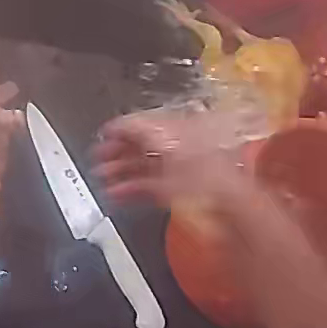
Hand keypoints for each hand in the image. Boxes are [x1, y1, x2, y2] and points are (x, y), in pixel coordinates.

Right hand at [93, 106, 261, 207]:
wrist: (229, 204)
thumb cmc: (206, 173)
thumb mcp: (165, 144)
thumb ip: (138, 132)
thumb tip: (118, 126)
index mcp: (176, 130)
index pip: (141, 123)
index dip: (118, 128)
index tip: (102, 134)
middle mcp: (178, 146)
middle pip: (140, 145)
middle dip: (116, 151)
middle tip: (97, 157)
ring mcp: (178, 168)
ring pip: (143, 165)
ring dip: (120, 171)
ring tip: (102, 177)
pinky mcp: (178, 188)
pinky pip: (149, 184)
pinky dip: (132, 187)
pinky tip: (117, 193)